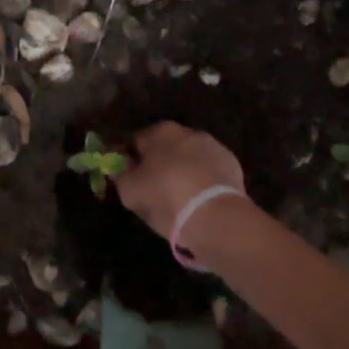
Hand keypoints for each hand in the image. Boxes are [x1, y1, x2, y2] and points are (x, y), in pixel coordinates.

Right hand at [111, 121, 246, 239]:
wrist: (218, 218)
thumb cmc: (167, 200)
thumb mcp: (131, 192)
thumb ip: (120, 174)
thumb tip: (117, 164)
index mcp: (158, 132)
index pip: (136, 141)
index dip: (131, 160)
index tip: (130, 178)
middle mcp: (185, 131)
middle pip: (164, 146)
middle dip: (159, 162)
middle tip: (155, 190)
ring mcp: (211, 145)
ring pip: (189, 156)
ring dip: (183, 169)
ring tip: (181, 198)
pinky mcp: (231, 163)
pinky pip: (209, 169)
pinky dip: (203, 179)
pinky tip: (201, 199)